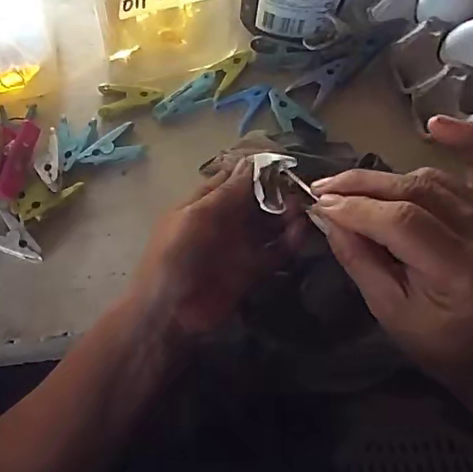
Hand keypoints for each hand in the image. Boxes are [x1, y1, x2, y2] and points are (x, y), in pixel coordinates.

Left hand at [125, 159, 308, 336]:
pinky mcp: (252, 269)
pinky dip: (291, 242)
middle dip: (278, 192)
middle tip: (301, 187)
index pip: (232, 179)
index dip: (255, 169)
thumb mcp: (195, 218)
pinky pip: (277, 251)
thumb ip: (224, 193)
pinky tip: (301, 233)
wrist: (170, 312)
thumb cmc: (174, 257)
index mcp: (202, 205)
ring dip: (287, 215)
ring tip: (302, 209)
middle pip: (256, 200)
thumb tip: (250, 163)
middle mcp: (222, 221)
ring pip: (270, 224)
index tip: (286, 159)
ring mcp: (238, 245)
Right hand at [308, 116, 472, 386]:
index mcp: (467, 278)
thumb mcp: (385, 308)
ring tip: (350, 186)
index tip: (317, 202)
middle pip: (420, 193)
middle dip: (362, 186)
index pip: (403, 223)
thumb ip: (357, 256)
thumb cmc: (436, 342)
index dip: (355, 207)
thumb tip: (324, 212)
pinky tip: (437, 124)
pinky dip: (468, 142)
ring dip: (387, 178)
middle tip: (322, 187)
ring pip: (436, 181)